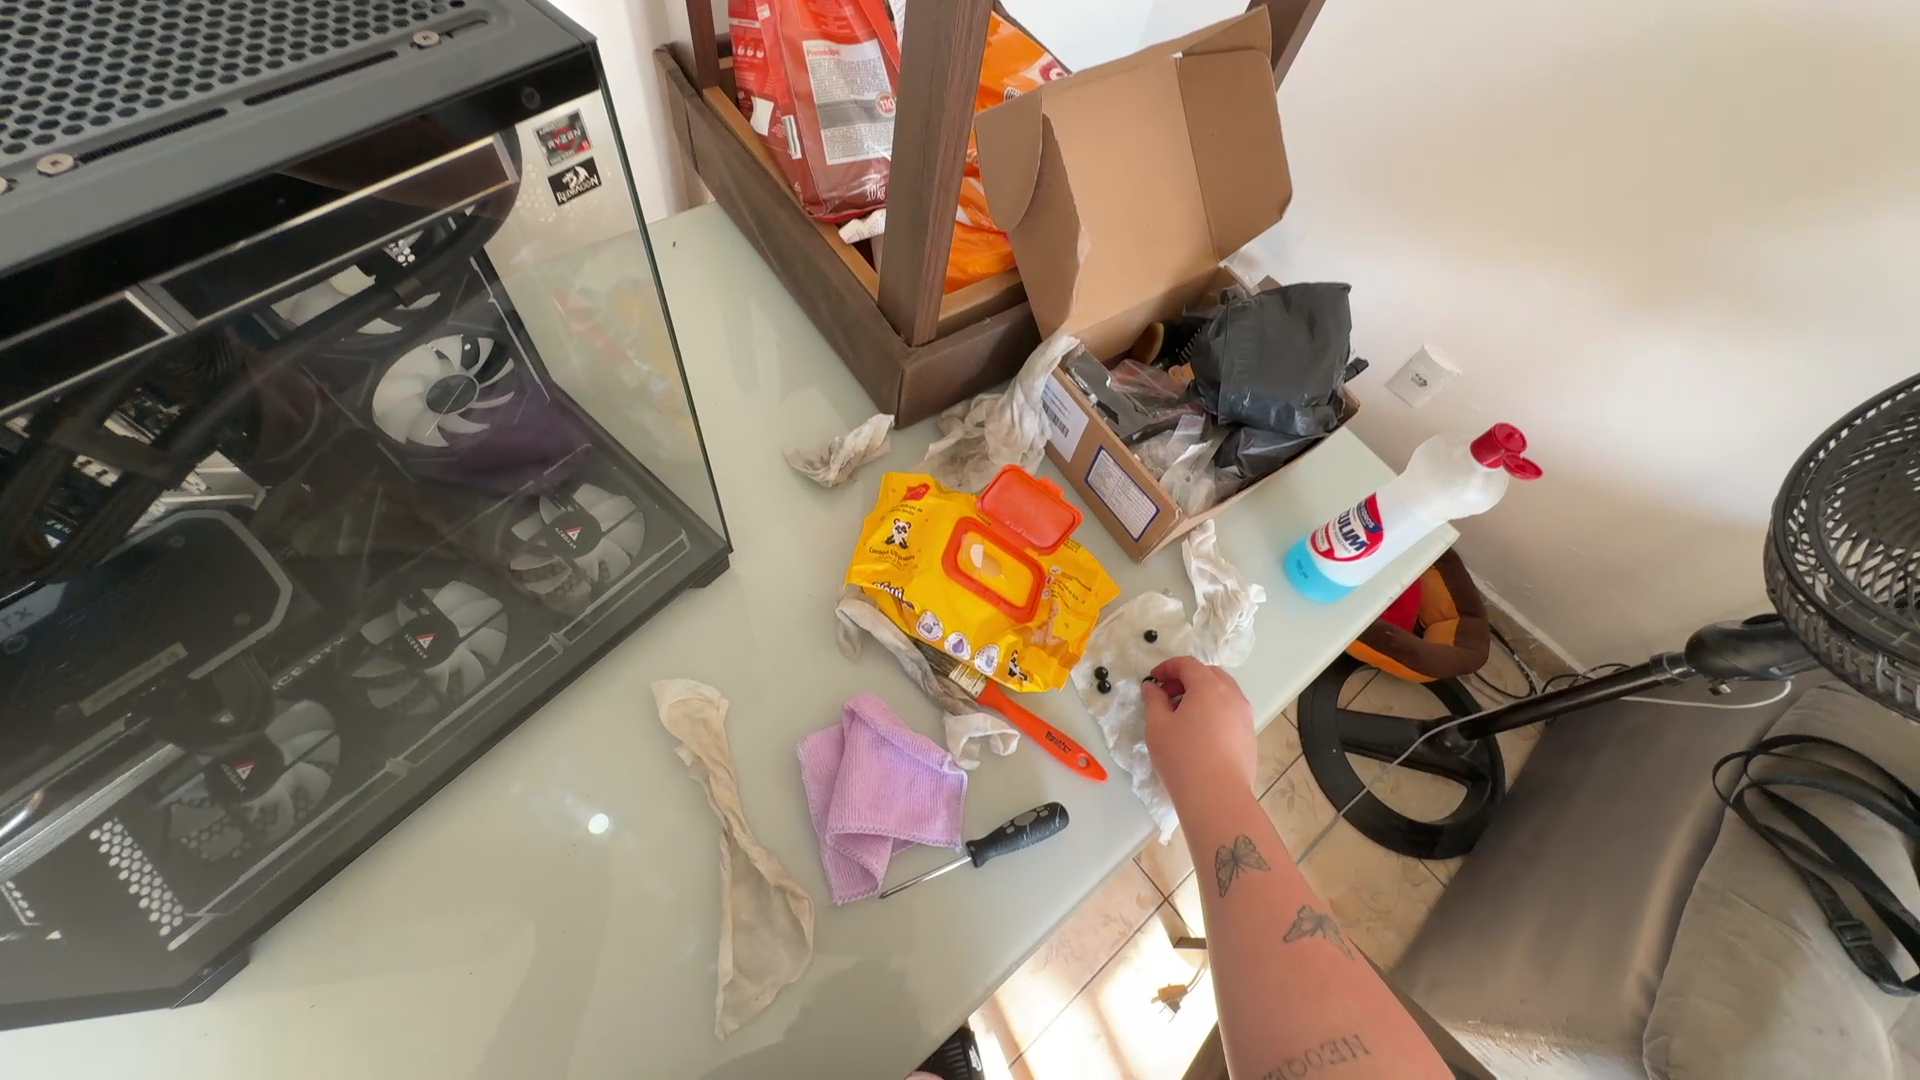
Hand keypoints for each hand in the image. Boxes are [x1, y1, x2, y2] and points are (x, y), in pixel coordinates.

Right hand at [1142, 655, 1257, 807]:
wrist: (1217, 797)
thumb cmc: (1182, 757)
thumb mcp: (1157, 726)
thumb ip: (1154, 700)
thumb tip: (1152, 688)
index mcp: (1208, 687)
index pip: (1187, 664)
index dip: (1167, 668)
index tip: (1153, 680)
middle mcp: (1232, 696)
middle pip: (1209, 674)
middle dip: (1187, 678)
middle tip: (1168, 695)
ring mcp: (1245, 716)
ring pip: (1224, 692)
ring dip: (1203, 694)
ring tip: (1184, 715)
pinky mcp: (1250, 736)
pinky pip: (1231, 711)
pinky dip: (1215, 710)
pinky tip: (1200, 733)